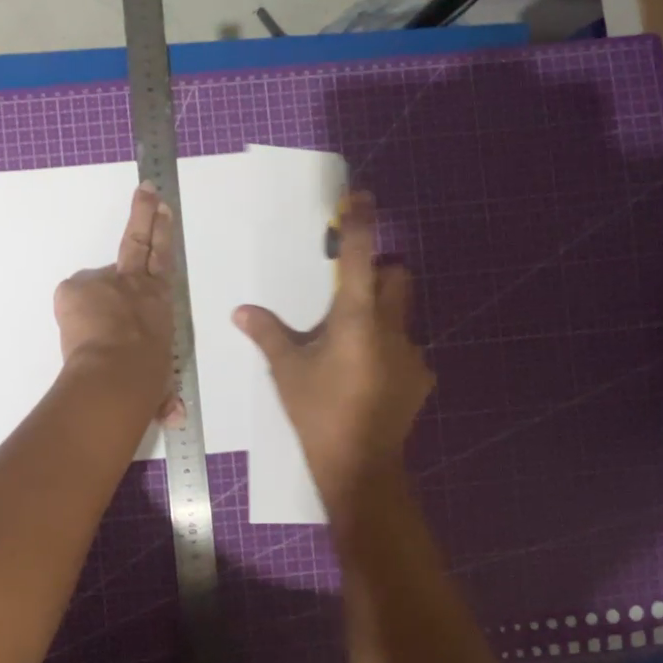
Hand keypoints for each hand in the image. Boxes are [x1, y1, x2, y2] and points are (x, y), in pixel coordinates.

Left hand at [54, 184, 179, 421]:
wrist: (115, 374)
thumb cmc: (145, 381)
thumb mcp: (159, 386)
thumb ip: (162, 396)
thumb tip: (172, 416)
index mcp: (160, 304)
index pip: (163, 261)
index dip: (163, 232)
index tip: (162, 207)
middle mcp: (136, 285)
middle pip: (140, 240)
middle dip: (145, 213)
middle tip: (147, 189)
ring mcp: (104, 282)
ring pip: (95, 280)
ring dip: (91, 296)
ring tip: (87, 324)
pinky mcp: (73, 288)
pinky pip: (70, 300)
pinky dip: (70, 315)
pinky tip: (74, 333)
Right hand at [236, 192, 433, 495]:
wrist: (360, 464)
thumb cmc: (317, 410)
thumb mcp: (286, 371)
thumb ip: (268, 334)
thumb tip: (242, 310)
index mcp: (356, 318)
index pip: (361, 257)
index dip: (360, 223)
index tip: (360, 197)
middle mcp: (391, 327)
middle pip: (397, 276)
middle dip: (378, 271)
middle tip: (349, 289)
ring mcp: (412, 353)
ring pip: (401, 315)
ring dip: (381, 315)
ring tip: (351, 344)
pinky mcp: (420, 378)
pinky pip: (405, 350)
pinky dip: (387, 352)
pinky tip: (366, 378)